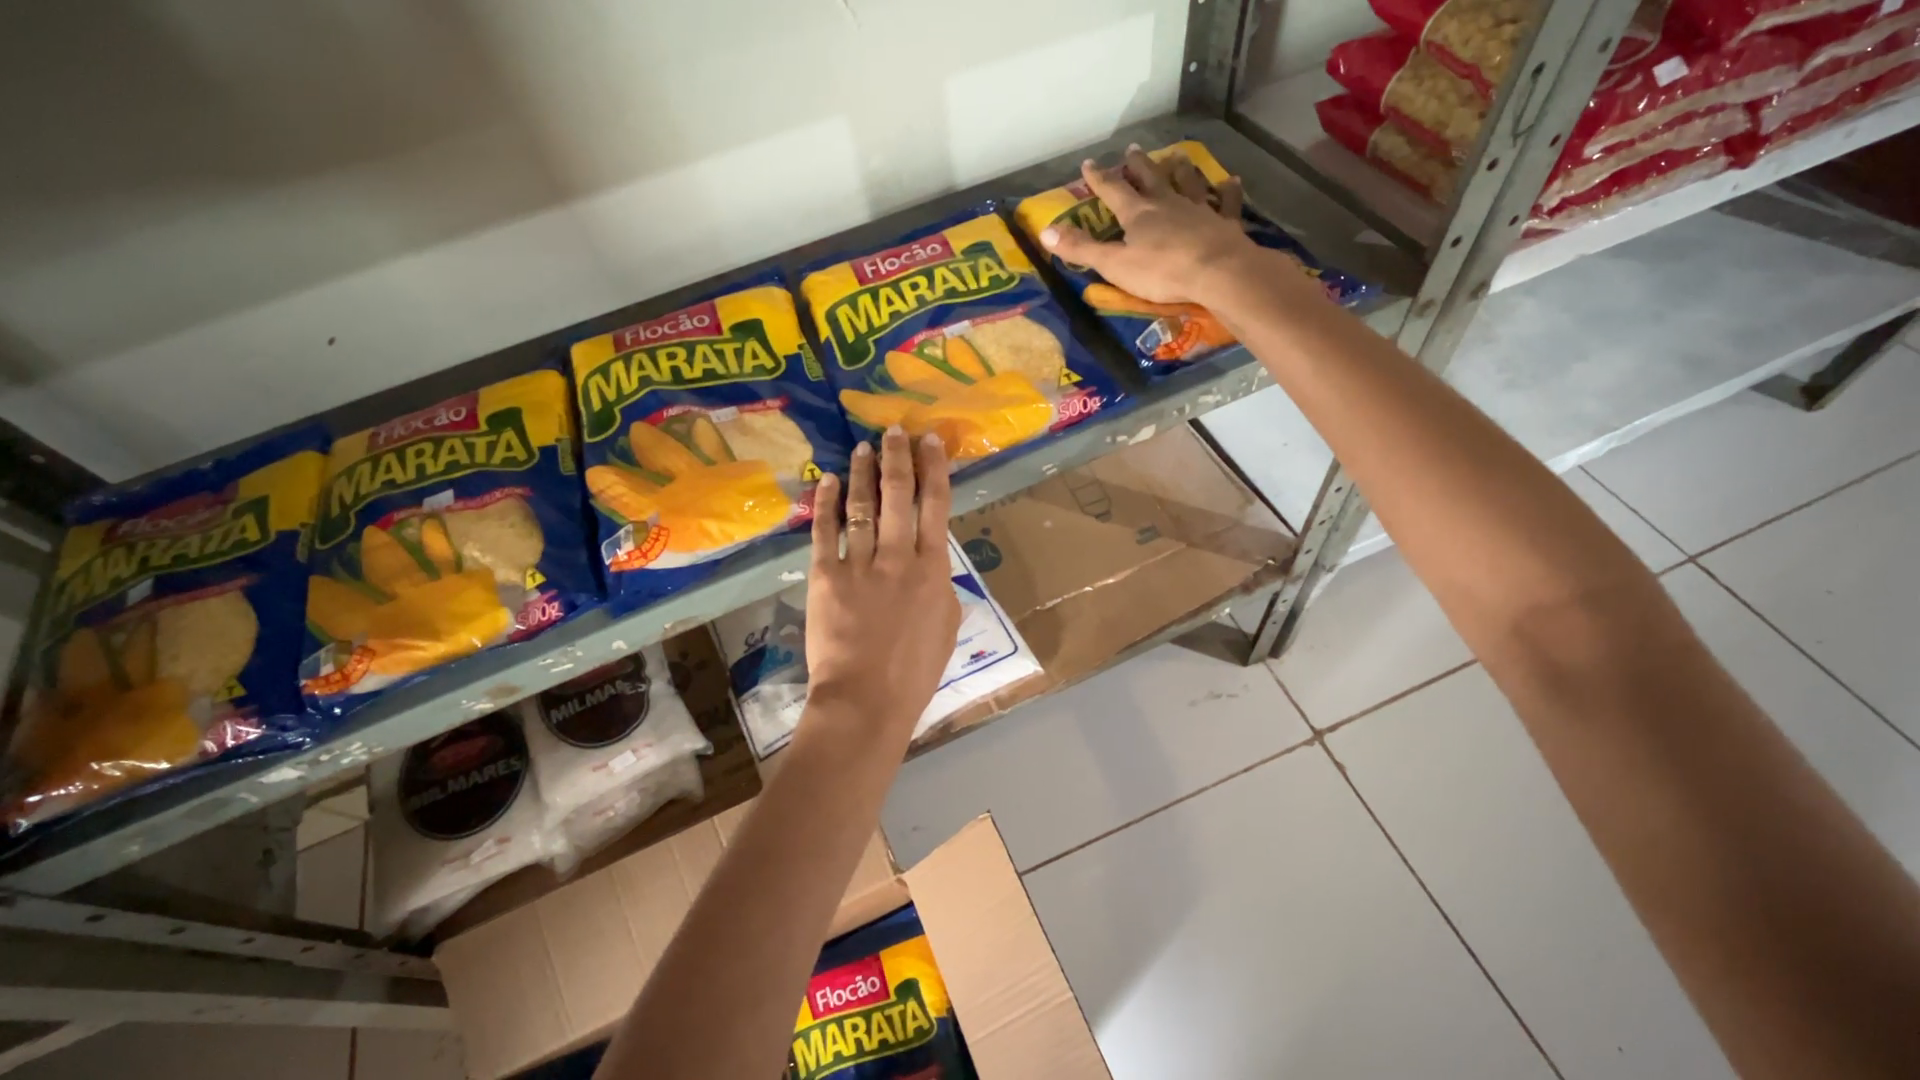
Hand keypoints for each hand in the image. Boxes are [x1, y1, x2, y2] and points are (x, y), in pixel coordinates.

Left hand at [804, 427, 961, 732]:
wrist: (866, 700)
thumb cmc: (914, 672)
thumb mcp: (946, 628)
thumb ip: (941, 589)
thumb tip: (934, 566)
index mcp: (933, 570)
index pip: (935, 506)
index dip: (934, 469)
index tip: (930, 442)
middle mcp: (898, 557)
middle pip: (899, 495)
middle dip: (897, 457)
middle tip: (894, 430)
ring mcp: (859, 565)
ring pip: (863, 506)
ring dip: (863, 472)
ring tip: (863, 446)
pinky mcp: (825, 577)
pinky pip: (826, 531)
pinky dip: (827, 503)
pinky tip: (828, 481)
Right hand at [1040, 145, 1278, 308]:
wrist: (1217, 272)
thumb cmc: (1161, 271)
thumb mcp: (1114, 264)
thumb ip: (1082, 248)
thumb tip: (1045, 232)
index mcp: (1138, 213)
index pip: (1113, 190)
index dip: (1098, 178)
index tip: (1089, 164)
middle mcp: (1167, 203)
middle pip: (1150, 179)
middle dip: (1138, 165)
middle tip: (1133, 149)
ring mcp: (1199, 209)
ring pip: (1187, 183)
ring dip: (1180, 169)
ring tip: (1176, 156)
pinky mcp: (1224, 222)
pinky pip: (1226, 203)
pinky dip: (1227, 191)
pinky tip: (1231, 181)